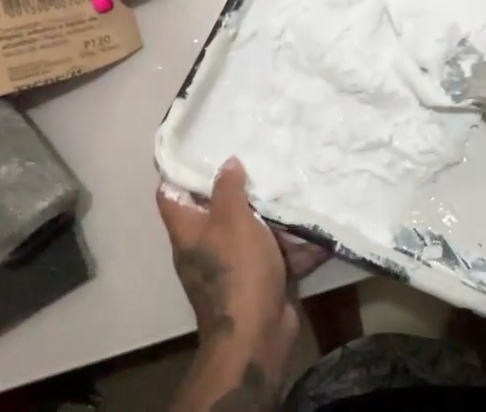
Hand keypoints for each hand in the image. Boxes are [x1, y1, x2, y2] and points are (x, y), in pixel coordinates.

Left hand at [157, 158, 330, 408]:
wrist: (256, 334)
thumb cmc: (236, 270)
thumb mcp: (231, 220)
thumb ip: (228, 188)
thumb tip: (227, 163)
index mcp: (187, 232)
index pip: (170, 195)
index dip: (181, 172)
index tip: (205, 149)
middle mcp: (204, 249)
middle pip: (215, 211)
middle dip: (239, 190)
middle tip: (260, 162)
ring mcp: (230, 267)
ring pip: (250, 232)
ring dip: (272, 217)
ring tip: (293, 187)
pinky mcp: (257, 282)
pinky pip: (274, 255)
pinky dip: (292, 245)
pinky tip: (315, 228)